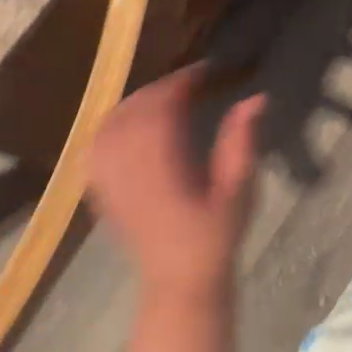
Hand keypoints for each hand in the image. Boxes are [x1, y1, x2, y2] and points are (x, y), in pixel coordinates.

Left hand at [88, 63, 265, 298]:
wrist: (180, 280)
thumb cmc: (216, 233)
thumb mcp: (240, 188)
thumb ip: (242, 141)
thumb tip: (256, 98)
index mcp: (166, 168)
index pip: (163, 109)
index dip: (183, 82)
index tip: (208, 71)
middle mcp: (131, 171)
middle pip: (135, 112)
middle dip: (162, 88)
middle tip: (193, 81)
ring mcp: (111, 183)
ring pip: (110, 126)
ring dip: (136, 102)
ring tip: (165, 96)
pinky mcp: (102, 192)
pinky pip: (95, 149)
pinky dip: (111, 126)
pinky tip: (130, 122)